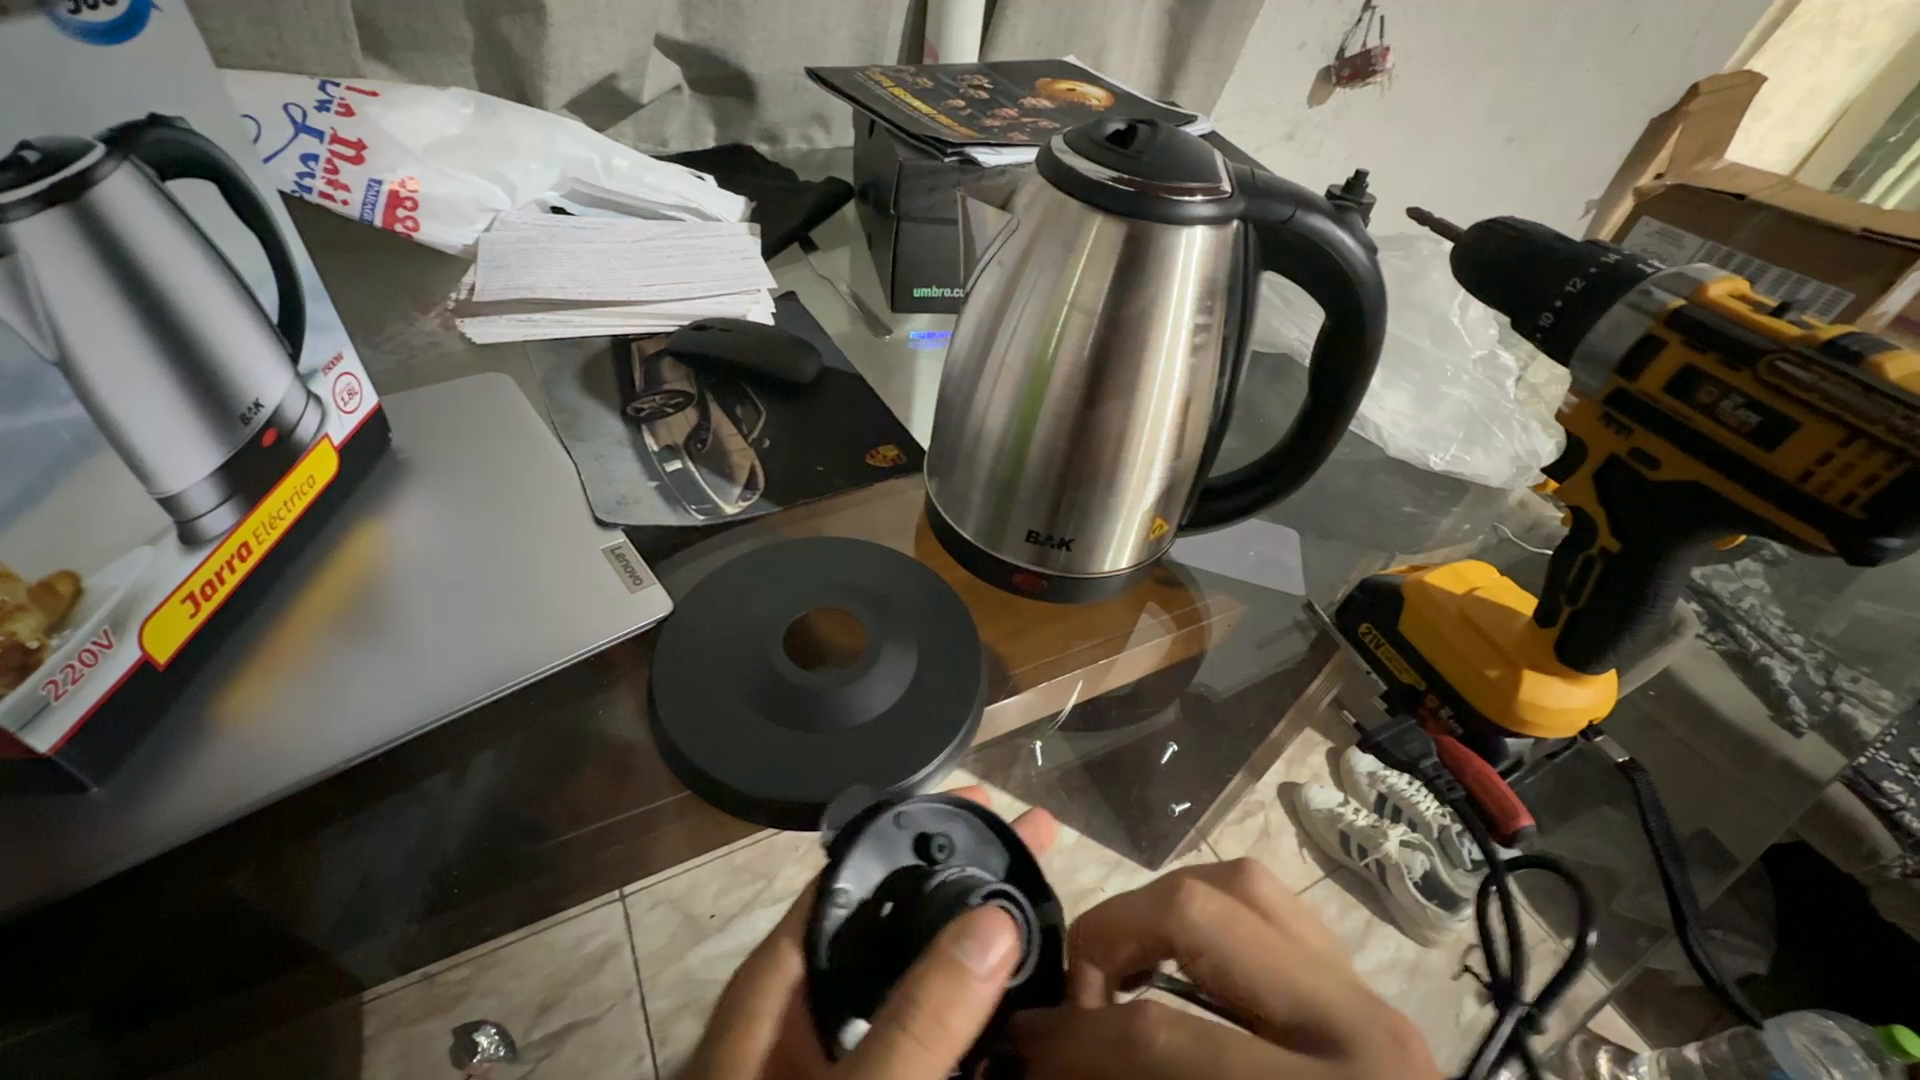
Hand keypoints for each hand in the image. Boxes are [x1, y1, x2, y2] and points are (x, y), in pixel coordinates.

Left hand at [677, 786, 1058, 1079]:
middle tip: (1034, 857)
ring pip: (909, 984)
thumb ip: (917, 1018)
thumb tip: (992, 921)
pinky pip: (922, 1041)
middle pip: (889, 925)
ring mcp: (836, 1056)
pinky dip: (964, 1022)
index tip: (986, 807)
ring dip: (968, 954)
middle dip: (959, 887)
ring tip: (1038, 923)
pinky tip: (1011, 1016)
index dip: (915, 832)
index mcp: (777, 986)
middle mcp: (805, 1010)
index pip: (849, 878)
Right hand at [1010, 859, 1440, 1078]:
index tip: (1026, 1046)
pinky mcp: (1363, 986)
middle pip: (1198, 916)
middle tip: (1078, 992)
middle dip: (1110, 938)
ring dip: (1161, 908)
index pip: (1160, 1034)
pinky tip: (1181, 957)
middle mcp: (1356, 1028)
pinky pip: (1274, 907)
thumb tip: (1045, 1059)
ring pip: (1241, 885)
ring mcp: (1369, 995)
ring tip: (1124, 960)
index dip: (1073, 1039)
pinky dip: (1211, 914)